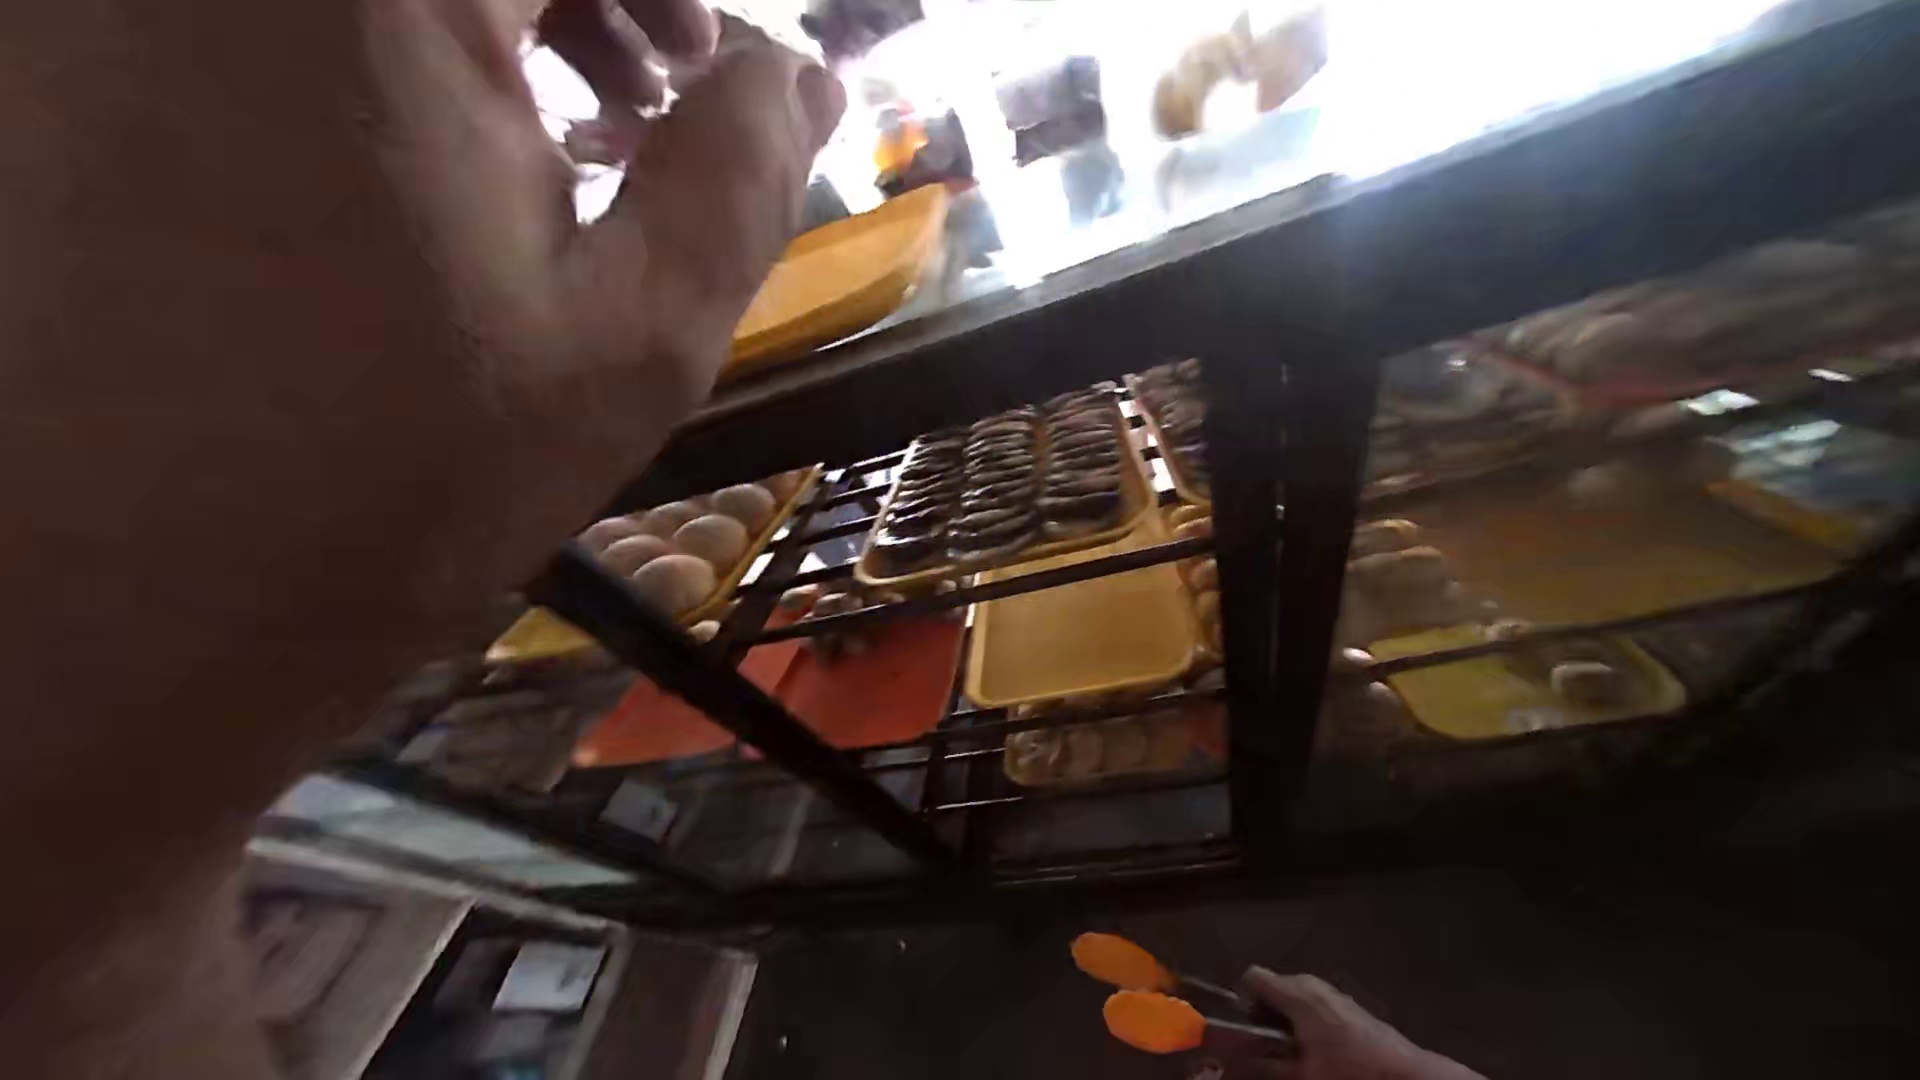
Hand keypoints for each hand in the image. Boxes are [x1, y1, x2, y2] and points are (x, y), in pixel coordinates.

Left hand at [0, 4, 841, 1071]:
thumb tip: (808, 81)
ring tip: (590, 121)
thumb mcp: (640, 338)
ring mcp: (123, 4)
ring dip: (521, 4)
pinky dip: (418, 40)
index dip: (684, 1)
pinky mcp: (80, 55)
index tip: (733, 76)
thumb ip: (741, 184)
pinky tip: (472, 138)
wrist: (121, 604)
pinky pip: (302, 17)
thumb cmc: (422, 476)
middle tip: (673, 90)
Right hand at [1212, 968, 1486, 1079]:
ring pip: (1296, 1004)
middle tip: (1273, 1058)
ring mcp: (1334, 995)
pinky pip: (1318, 1013)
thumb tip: (1227, 1068)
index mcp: (1294, 991)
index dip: (1243, 1006)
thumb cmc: (1352, 1075)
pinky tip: (1327, 1064)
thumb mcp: (1302, 1077)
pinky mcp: (1353, 1011)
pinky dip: (1312, 1032)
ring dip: (1291, 1030)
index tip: (1248, 1037)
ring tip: (1302, 1065)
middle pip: (1273, 991)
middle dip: (1267, 1022)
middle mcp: (1311, 983)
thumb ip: (1263, 1069)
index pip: (1251, 978)